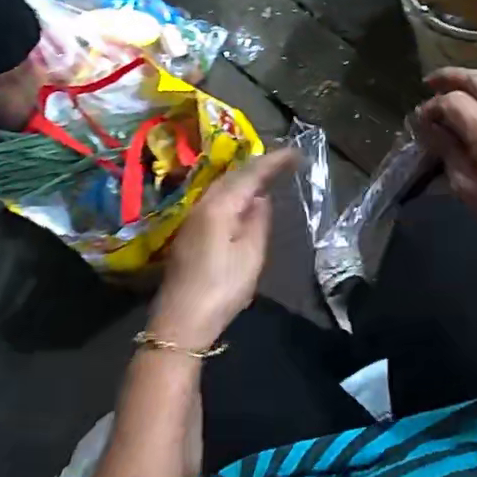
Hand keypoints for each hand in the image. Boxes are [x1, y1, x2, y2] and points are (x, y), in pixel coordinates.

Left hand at [150, 148, 298, 349]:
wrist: (181, 322)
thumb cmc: (221, 289)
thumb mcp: (250, 256)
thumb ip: (258, 221)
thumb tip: (261, 198)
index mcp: (219, 206)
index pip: (250, 174)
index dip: (274, 161)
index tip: (296, 153)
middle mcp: (202, 205)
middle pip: (232, 176)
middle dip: (259, 166)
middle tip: (285, 162)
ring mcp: (192, 218)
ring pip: (221, 187)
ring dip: (245, 178)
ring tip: (267, 175)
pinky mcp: (189, 233)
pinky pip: (215, 200)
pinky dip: (233, 193)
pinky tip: (242, 201)